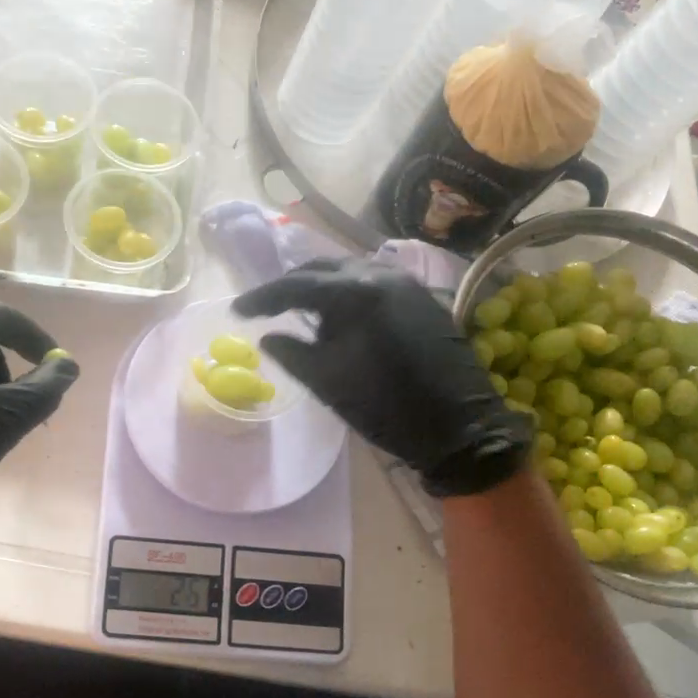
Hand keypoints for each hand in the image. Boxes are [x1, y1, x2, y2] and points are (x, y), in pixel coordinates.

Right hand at [234, 258, 529, 496]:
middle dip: (290, 287)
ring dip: (320, 290)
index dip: (262, 298)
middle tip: (265, 308)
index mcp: (356, 292)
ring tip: (298, 313)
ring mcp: (408, 285)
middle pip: (323, 269)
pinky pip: (374, 285)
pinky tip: (338, 320)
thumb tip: (268, 336)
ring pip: (350, 274)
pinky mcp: (423, 300)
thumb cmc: (387, 407)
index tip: (236, 311)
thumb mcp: (328, 382)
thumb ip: (292, 352)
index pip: (296, 285)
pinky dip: (348, 296)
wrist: (461, 428)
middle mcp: (382, 275)